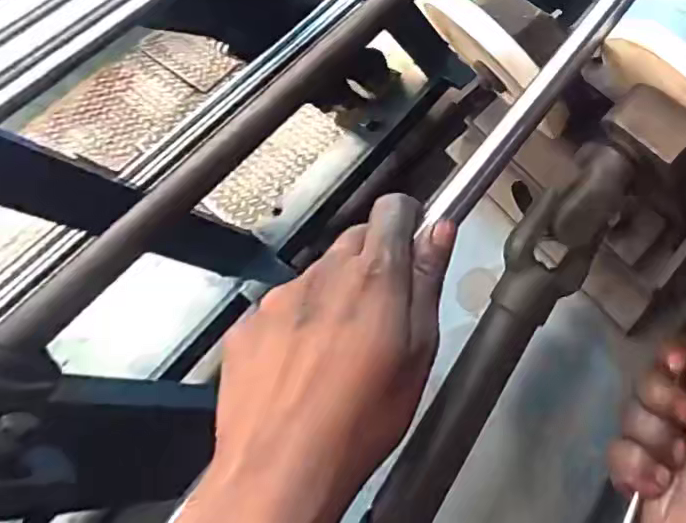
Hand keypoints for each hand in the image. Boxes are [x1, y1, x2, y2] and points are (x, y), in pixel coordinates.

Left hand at [181, 194, 456, 522]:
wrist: (277, 477)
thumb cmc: (360, 418)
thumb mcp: (421, 345)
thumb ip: (429, 278)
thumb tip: (440, 230)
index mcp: (375, 274)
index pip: (393, 208)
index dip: (409, 219)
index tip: (416, 242)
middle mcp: (324, 275)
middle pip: (357, 237)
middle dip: (376, 259)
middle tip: (387, 306)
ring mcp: (279, 302)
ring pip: (321, 272)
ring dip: (337, 291)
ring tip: (344, 345)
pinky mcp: (245, 331)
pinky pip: (282, 306)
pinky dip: (298, 321)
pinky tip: (306, 362)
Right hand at [608, 310, 685, 522]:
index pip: (668, 357)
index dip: (668, 358)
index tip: (678, 365)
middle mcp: (673, 411)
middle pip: (644, 383)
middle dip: (664, 404)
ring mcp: (652, 444)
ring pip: (627, 418)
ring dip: (654, 441)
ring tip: (676, 463)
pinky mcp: (634, 477)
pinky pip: (615, 454)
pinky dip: (637, 468)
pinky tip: (659, 483)